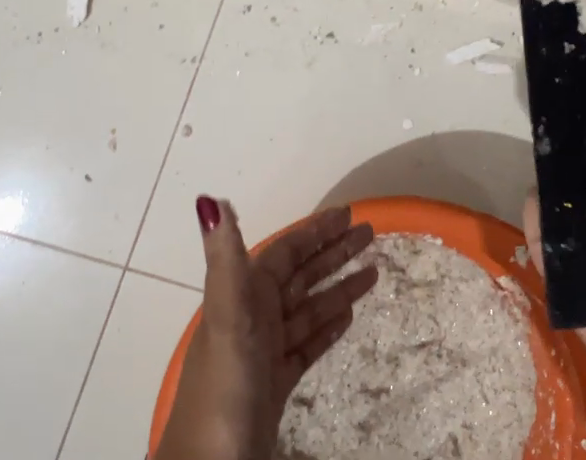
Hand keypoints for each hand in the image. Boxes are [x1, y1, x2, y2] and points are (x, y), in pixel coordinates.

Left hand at [155, 197, 378, 459]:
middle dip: (333, 253)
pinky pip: (306, 344)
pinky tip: (348, 317)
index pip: (285, 252)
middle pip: (299, 275)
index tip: (349, 214)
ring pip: (307, 308)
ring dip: (338, 287)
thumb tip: (210, 200)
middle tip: (371, 235)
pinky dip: (327, 327)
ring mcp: (264, 352)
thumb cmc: (225, 386)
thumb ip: (224, 258)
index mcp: (243, 297)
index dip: (315, 231)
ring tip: (374, 274)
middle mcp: (253, 318)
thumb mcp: (227, 316)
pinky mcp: (274, 384)